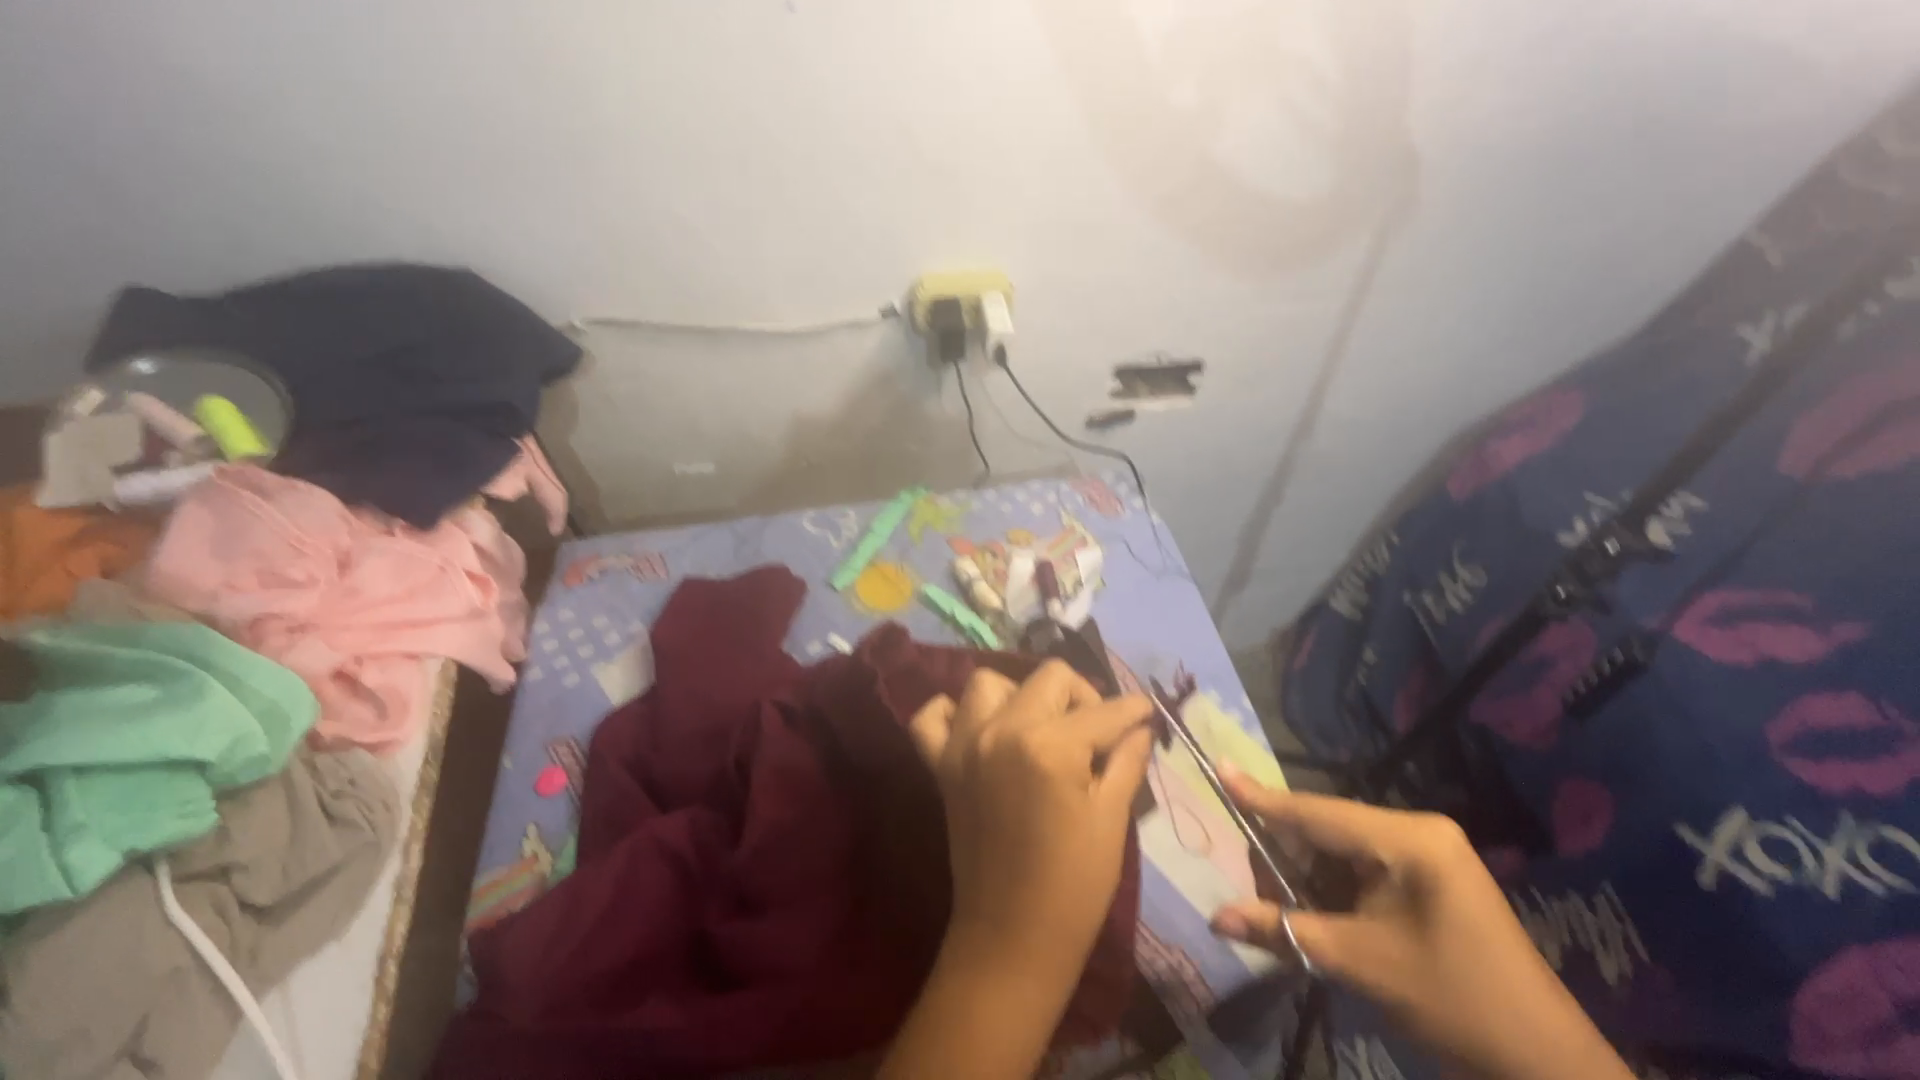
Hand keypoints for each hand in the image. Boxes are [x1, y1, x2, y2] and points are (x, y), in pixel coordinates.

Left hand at [908, 660, 1154, 971]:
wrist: (1012, 938)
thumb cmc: (1075, 885)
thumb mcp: (1112, 820)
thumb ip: (1126, 762)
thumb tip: (1141, 726)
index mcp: (1050, 746)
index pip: (1102, 711)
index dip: (1133, 710)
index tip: (1147, 712)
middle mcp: (1001, 731)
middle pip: (1049, 678)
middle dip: (1083, 696)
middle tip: (1097, 732)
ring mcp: (964, 746)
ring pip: (989, 682)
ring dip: (1020, 695)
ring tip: (1041, 729)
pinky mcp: (940, 766)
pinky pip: (932, 716)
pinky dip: (953, 714)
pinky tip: (980, 731)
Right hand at [1210, 774, 1632, 1079]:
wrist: (1543, 1060)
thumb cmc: (1454, 1000)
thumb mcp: (1360, 963)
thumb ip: (1285, 931)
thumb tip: (1218, 916)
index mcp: (1408, 838)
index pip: (1317, 812)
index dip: (1262, 797)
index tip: (1218, 767)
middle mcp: (1418, 833)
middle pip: (1327, 829)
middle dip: (1282, 854)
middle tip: (1243, 877)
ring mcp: (1429, 856)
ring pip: (1342, 852)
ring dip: (1306, 877)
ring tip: (1271, 903)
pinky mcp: (1431, 882)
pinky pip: (1364, 871)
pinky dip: (1332, 890)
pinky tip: (1309, 911)